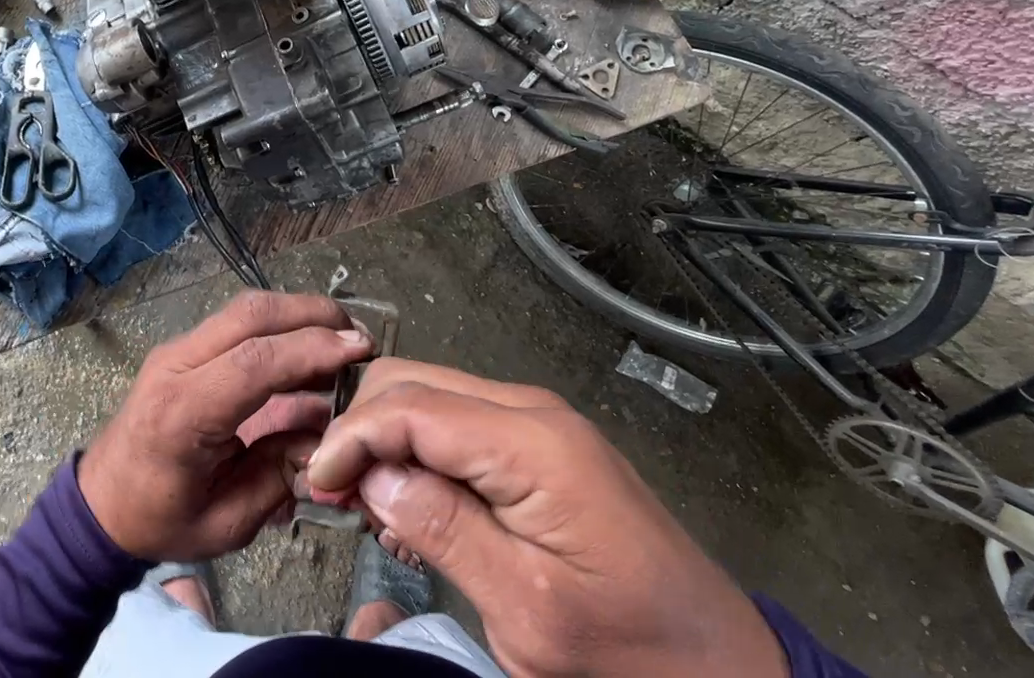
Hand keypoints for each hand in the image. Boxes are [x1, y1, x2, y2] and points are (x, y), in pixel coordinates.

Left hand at [77, 291, 374, 560]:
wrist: (102, 500)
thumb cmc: (159, 518)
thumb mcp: (226, 522)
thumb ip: (278, 477)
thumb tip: (327, 438)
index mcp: (181, 412)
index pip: (253, 362)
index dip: (311, 350)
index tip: (360, 349)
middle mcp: (175, 366)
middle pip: (249, 315)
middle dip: (311, 314)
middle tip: (360, 338)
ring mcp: (176, 352)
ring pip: (243, 311)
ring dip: (297, 316)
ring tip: (344, 344)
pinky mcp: (183, 351)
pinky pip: (236, 325)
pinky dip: (279, 328)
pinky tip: (310, 355)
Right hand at [306, 359, 786, 677]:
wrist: (716, 660)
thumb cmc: (625, 645)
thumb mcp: (525, 607)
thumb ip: (442, 529)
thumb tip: (370, 477)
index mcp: (533, 444)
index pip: (409, 407)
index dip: (350, 437)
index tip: (317, 484)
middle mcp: (529, 410)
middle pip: (408, 382)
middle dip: (358, 428)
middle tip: (336, 492)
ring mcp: (532, 419)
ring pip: (421, 393)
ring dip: (380, 437)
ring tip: (366, 501)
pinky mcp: (531, 438)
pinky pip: (447, 418)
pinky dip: (409, 447)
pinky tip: (406, 499)